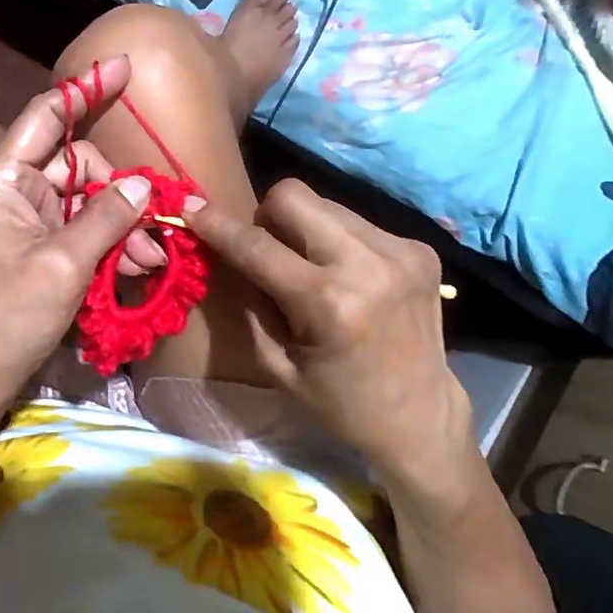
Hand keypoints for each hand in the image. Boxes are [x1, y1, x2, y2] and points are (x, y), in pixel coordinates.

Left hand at [0, 56, 158, 429]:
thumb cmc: (11, 316)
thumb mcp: (65, 265)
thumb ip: (107, 217)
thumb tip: (144, 185)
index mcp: (1, 179)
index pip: (45, 116)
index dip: (84, 90)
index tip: (123, 66)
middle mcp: (13, 187)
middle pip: (79, 164)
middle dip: (120, 194)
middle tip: (155, 228)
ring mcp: (28, 214)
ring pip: (88, 198)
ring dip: (122, 225)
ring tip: (151, 260)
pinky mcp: (40, 238)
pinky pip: (83, 225)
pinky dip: (109, 241)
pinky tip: (136, 267)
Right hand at [189, 179, 472, 482]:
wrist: (422, 416)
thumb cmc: (339, 401)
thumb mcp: (276, 364)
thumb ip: (249, 301)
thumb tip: (227, 249)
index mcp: (328, 305)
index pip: (257, 246)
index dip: (218, 225)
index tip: (191, 209)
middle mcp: (367, 265)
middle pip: (292, 196)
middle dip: (265, 216)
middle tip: (268, 252)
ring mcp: (399, 251)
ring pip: (323, 202)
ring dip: (303, 227)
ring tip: (311, 268)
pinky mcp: (420, 247)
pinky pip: (354, 220)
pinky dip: (335, 240)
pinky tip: (347, 275)